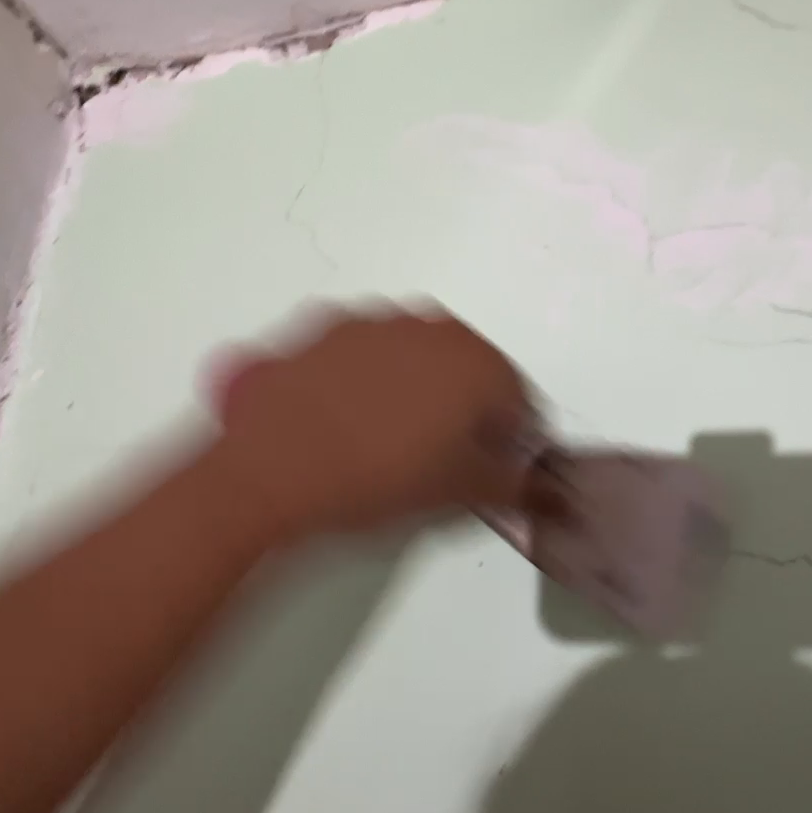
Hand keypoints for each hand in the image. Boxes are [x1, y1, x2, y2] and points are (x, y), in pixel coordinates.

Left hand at [202, 305, 535, 538]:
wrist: (268, 471)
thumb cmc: (380, 477)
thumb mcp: (458, 492)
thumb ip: (512, 484)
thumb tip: (543, 488)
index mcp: (476, 361)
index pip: (518, 399)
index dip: (509, 438)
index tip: (490, 468)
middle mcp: (431, 326)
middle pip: (467, 368)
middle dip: (465, 406)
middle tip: (442, 454)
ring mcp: (372, 320)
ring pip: (415, 355)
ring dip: (416, 386)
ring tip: (388, 435)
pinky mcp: (321, 327)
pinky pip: (364, 352)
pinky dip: (367, 376)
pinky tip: (346, 415)